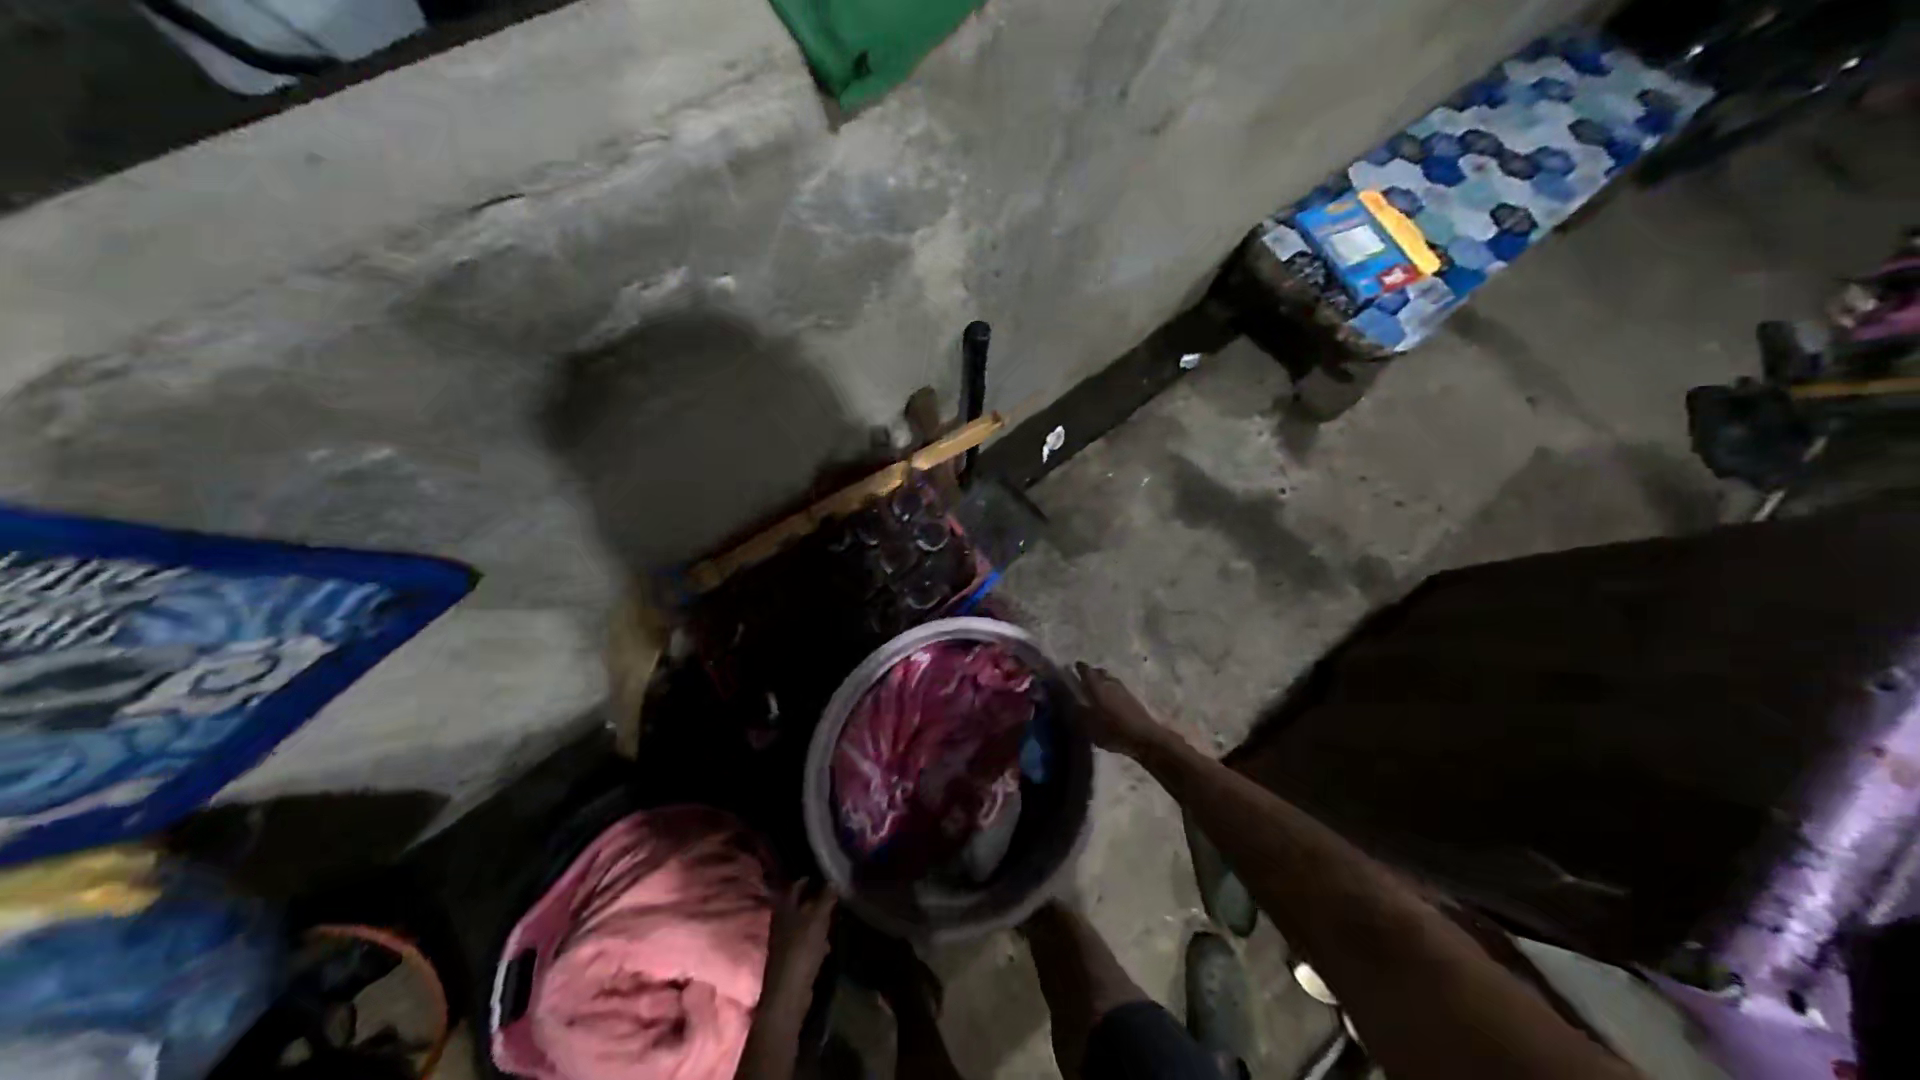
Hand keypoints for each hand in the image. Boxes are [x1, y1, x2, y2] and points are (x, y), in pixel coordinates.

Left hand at [764, 879, 836, 994]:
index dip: (808, 879)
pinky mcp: (791, 958)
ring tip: (834, 919)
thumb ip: (825, 898)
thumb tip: (832, 879)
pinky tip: (827, 945)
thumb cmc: (802, 948)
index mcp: (785, 908)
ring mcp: (784, 940)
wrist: (788, 992)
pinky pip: (806, 942)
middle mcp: (781, 921)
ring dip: (818, 921)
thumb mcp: (818, 919)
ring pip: (803, 923)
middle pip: (799, 905)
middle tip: (834, 896)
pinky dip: (816, 940)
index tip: (824, 875)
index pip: (796, 885)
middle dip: (816, 900)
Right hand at [1073, 662, 1171, 757]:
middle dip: (1090, 674)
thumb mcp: (1090, 726)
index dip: (1079, 668)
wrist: (1146, 737)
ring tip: (1094, 690)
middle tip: (1082, 680)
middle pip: (1098, 672)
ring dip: (1101, 681)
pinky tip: (1107, 700)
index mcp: (1098, 687)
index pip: (1085, 670)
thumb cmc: (1114, 731)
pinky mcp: (1131, 697)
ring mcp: (1123, 688)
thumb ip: (1079, 712)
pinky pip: (1116, 686)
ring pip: (1108, 679)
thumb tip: (1071, 702)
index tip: (1073, 667)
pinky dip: (1109, 689)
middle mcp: (1110, 682)